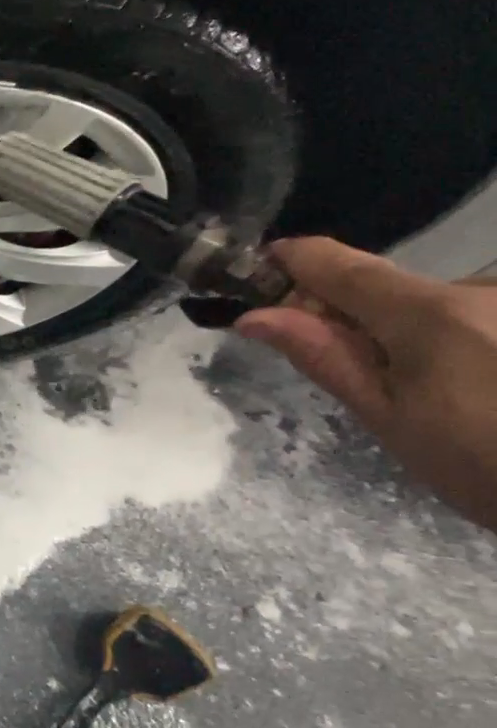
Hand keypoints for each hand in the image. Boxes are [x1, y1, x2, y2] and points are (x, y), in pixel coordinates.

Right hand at [234, 237, 496, 532]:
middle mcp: (482, 288)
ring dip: (419, 332)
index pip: (338, 265)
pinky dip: (464, 339)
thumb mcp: (391, 420)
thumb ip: (326, 358)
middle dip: (360, 318)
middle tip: (357, 372)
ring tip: (440, 391)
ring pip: (441, 303)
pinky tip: (483, 385)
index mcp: (428, 313)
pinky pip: (482, 313)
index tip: (260, 271)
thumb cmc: (488, 466)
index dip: (293, 261)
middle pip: (391, 289)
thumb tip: (255, 317)